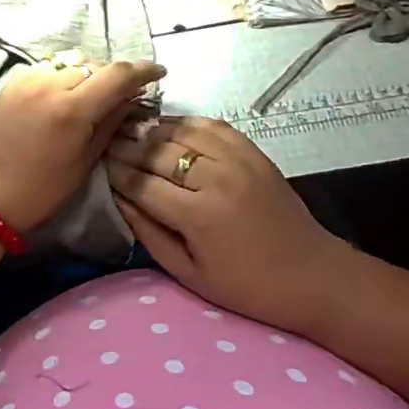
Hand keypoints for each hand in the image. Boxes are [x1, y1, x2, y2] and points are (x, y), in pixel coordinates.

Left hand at [0, 60, 164, 232]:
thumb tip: (132, 98)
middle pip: (95, 65)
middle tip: (124, 93)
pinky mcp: (12, 83)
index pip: (118, 75)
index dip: (144, 70)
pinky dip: (62, 75)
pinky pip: (47, 68)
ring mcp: (28, 81)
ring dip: (88, 73)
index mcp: (72, 109)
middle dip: (113, 76)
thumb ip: (111, 123)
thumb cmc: (42, 189)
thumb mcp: (85, 161)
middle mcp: (50, 85)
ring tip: (92, 92)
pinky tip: (64, 93)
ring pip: (71, 62)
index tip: (159, 72)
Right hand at [106, 116, 355, 335]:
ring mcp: (238, 159)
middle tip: (106, 141)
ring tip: (130, 129)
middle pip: (158, 151)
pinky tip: (170, 126)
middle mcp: (216, 177)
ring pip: (183, 131)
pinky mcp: (254, 152)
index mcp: (199, 215)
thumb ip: (150, 234)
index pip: (142, 183)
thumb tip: (119, 198)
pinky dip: (187, 122)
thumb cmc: (246, 287)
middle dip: (127, 146)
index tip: (96, 163)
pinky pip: (213, 125)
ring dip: (153, 129)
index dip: (115, 172)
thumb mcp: (190, 274)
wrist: (312, 275)